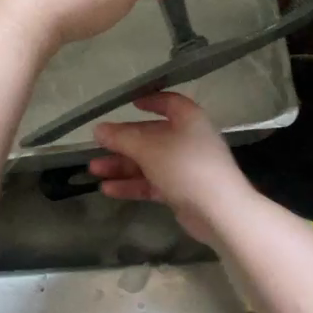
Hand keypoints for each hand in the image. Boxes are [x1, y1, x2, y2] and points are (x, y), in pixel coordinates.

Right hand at [91, 93, 251, 243]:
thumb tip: (98, 129)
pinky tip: (108, 189)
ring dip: (122, 165)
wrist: (219, 211)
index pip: (169, 102)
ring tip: (94, 170)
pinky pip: (152, 182)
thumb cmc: (186, 167)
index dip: (150, 101)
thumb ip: (122, 138)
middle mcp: (188, 139)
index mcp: (188, 119)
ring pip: (149, 161)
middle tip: (96, 145)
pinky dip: (132, 184)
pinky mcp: (181, 190)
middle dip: (123, 142)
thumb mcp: (149, 148)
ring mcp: (185, 167)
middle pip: (152, 135)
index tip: (129, 103)